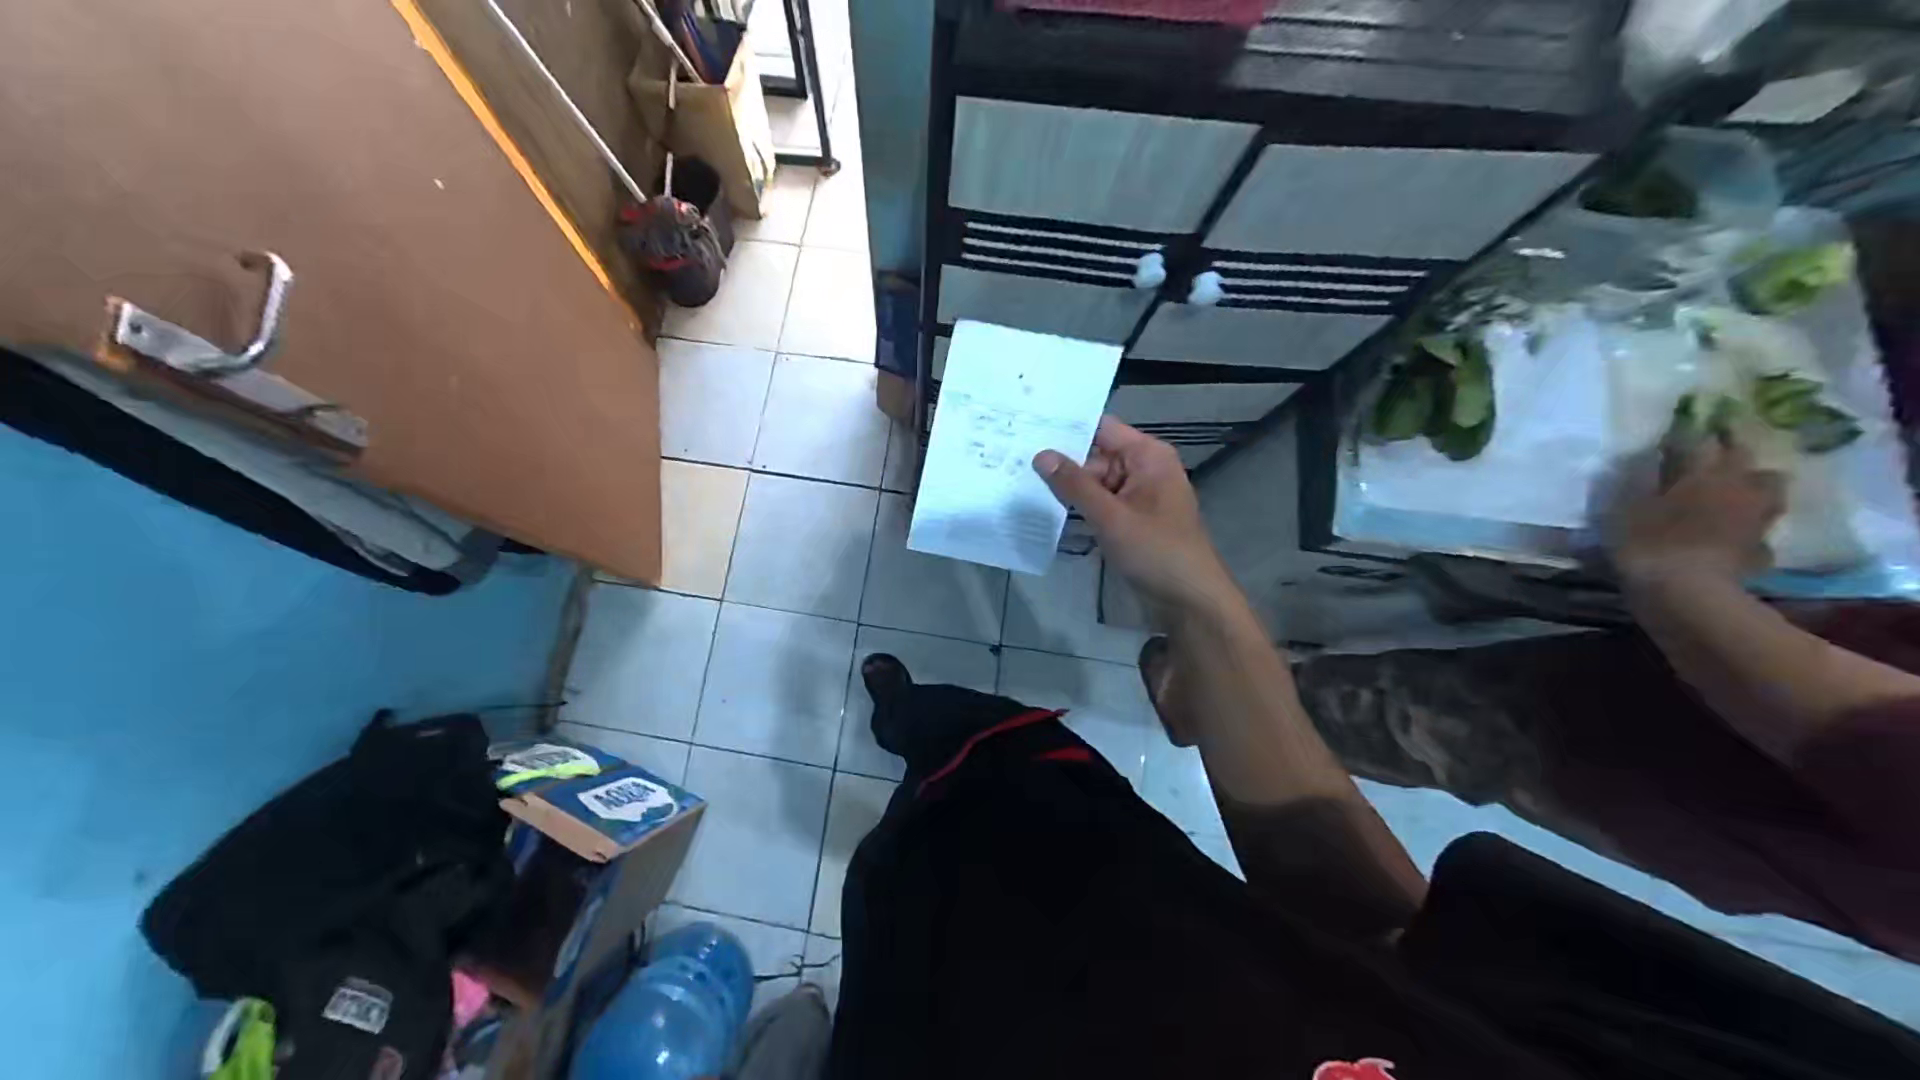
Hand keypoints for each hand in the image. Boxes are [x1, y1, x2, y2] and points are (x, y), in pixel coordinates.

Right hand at [1034, 417, 1240, 618]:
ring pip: (1094, 484)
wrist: (1191, 602)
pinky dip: (1078, 509)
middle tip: (1014, 462)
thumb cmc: (1156, 552)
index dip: (1067, 429)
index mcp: (1147, 457)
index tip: (1028, 429)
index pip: (1102, 429)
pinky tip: (1045, 510)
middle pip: (1094, 457)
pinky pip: (1099, 506)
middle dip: (1061, 463)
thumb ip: (1074, 485)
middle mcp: (1143, 470)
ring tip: (1020, 482)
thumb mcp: (1111, 517)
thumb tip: (1041, 454)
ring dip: (1066, 488)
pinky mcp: (1130, 522)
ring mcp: (1137, 498)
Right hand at [1612, 439, 1785, 586]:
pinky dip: (1748, 527)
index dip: (1690, 434)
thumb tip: (1648, 457)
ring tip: (1729, 493)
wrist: (1685, 591)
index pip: (1703, 440)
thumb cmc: (1647, 541)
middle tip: (1708, 458)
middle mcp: (1741, 488)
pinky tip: (1732, 534)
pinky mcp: (1760, 548)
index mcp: (1707, 473)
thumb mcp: (1625, 506)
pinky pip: (1759, 529)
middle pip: (1746, 460)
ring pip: (1769, 490)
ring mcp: (1757, 519)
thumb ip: (1639, 479)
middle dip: (1730, 455)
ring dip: (1752, 487)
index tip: (1678, 432)